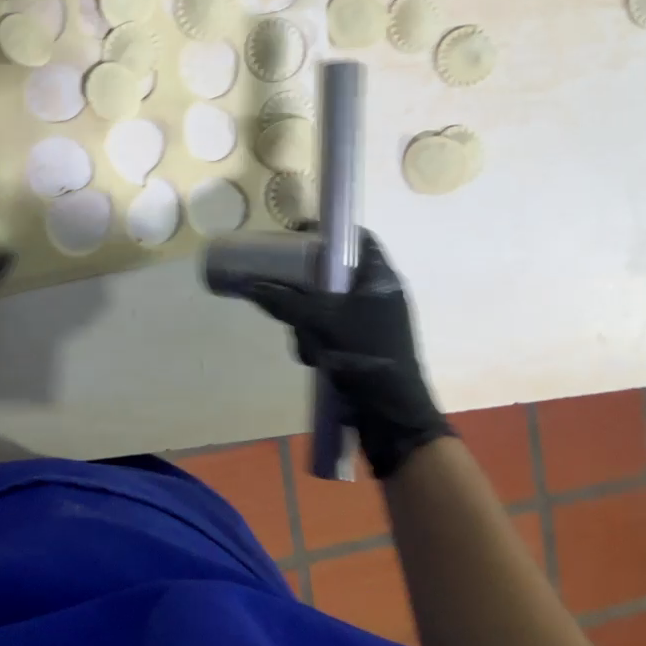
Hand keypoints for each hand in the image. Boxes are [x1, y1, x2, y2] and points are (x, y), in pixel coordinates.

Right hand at [231, 229, 453, 479]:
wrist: (392, 412)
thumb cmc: (364, 354)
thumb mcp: (319, 322)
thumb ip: (285, 302)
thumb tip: (252, 286)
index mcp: (380, 278)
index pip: (357, 238)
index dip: (328, 232)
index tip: (296, 236)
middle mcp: (380, 294)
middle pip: (336, 271)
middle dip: (306, 284)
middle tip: (283, 287)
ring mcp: (374, 321)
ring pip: (328, 303)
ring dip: (307, 318)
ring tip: (303, 337)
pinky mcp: (365, 345)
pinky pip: (331, 328)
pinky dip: (317, 338)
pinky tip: (312, 356)